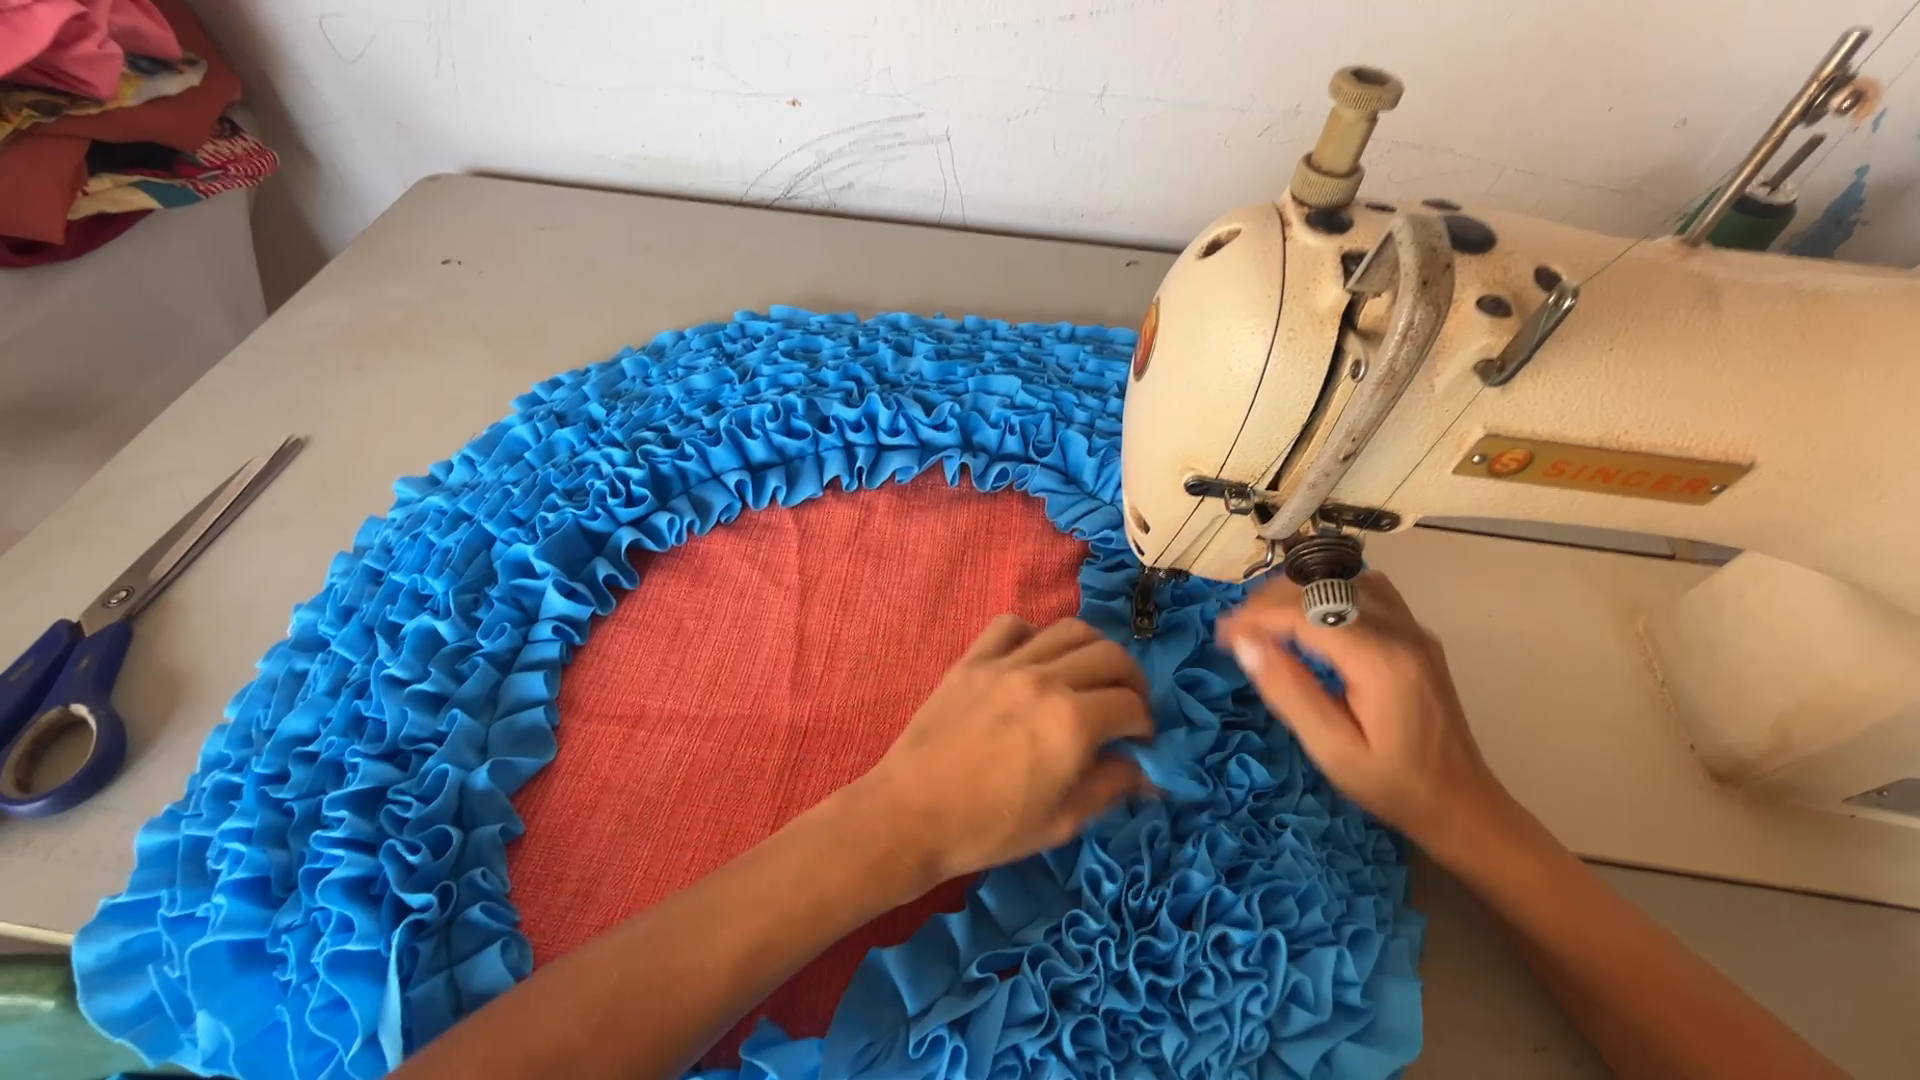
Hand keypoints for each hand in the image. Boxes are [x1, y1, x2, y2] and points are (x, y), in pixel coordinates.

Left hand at [851, 616, 1155, 887]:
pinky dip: (1035, 633)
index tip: (1141, 743)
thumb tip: (1147, 772)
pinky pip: (1011, 625)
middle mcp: (1045, 681)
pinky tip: (1036, 659)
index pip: (1132, 705)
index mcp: (1072, 723)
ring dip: (1094, 650)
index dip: (1146, 725)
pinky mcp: (972, 661)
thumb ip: (1110, 787)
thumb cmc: (988, 829)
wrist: (911, 816)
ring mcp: (1005, 664)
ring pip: (1069, 630)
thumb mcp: (1061, 822)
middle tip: (1128, 707)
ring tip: (1092, 677)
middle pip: (1111, 656)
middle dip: (1133, 682)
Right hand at [1216, 570, 1512, 855]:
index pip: (1305, 612)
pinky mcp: (1415, 634)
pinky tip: (1307, 621)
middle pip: (1324, 586)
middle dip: (1270, 600)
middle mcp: (1401, 632)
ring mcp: (1413, 629)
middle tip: (1237, 631)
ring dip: (1297, 592)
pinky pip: (1364, 591)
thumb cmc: (1393, 787)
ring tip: (1264, 621)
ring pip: (1344, 579)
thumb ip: (1288, 691)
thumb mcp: (1331, 750)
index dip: (1256, 616)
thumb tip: (1244, 643)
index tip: (1222, 636)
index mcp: (1381, 662)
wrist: (1462, 804)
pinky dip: (1325, 594)